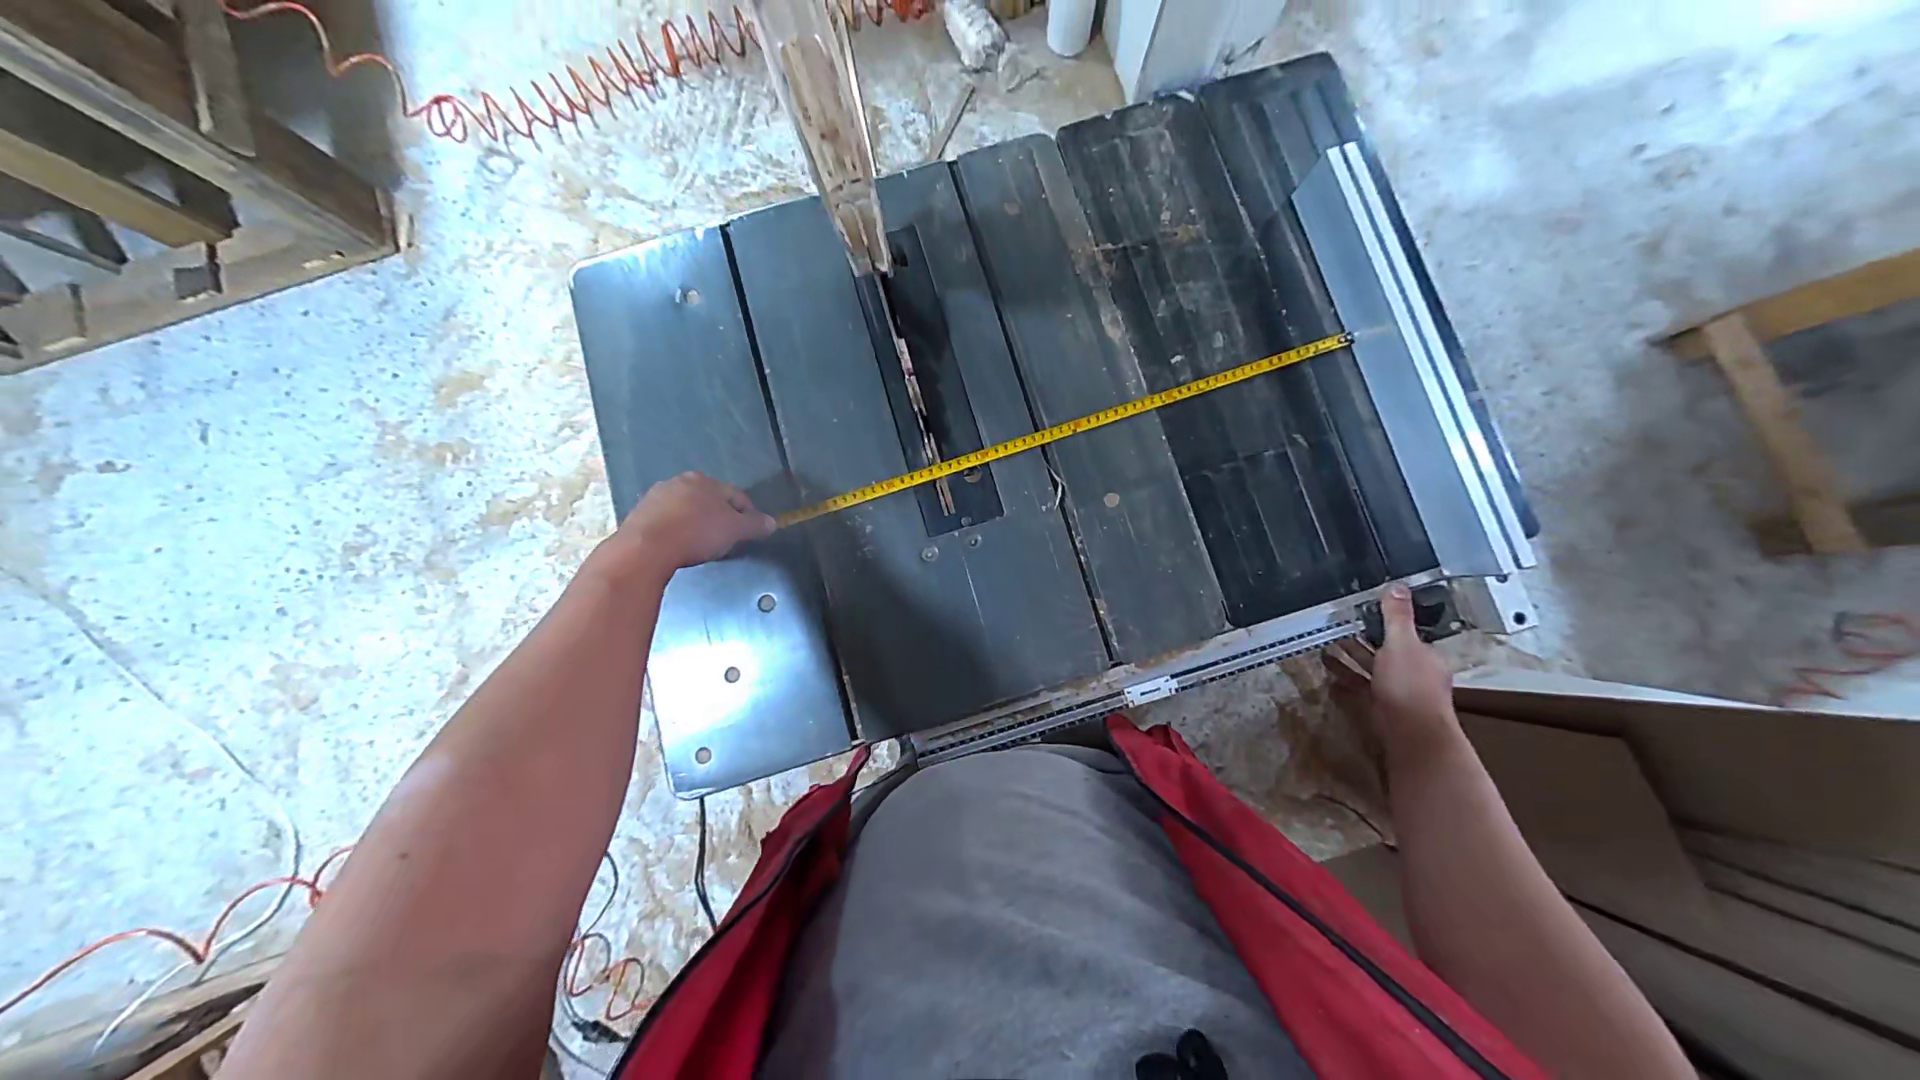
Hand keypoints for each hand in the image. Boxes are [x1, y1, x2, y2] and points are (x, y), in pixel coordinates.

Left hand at [599, 473, 776, 582]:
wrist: (645, 549)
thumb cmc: (696, 533)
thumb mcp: (734, 531)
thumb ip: (755, 525)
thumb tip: (772, 522)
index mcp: (705, 481)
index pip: (736, 495)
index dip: (748, 514)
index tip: (752, 531)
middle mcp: (680, 482)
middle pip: (709, 500)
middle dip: (720, 517)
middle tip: (727, 538)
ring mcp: (656, 496)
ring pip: (686, 509)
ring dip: (696, 522)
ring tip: (702, 544)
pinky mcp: (639, 514)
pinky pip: (667, 520)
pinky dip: (677, 530)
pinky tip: (679, 545)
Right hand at [1324, 584, 1457, 754]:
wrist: (1411, 734)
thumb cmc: (1409, 685)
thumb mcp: (1401, 644)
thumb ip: (1396, 616)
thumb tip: (1398, 585)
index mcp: (1423, 655)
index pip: (1403, 634)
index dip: (1381, 623)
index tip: (1357, 613)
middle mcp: (1412, 672)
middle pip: (1384, 651)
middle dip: (1360, 640)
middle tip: (1333, 627)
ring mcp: (1396, 691)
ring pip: (1369, 669)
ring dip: (1348, 659)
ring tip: (1323, 647)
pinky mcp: (1380, 706)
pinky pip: (1360, 688)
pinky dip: (1345, 680)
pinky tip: (1328, 676)